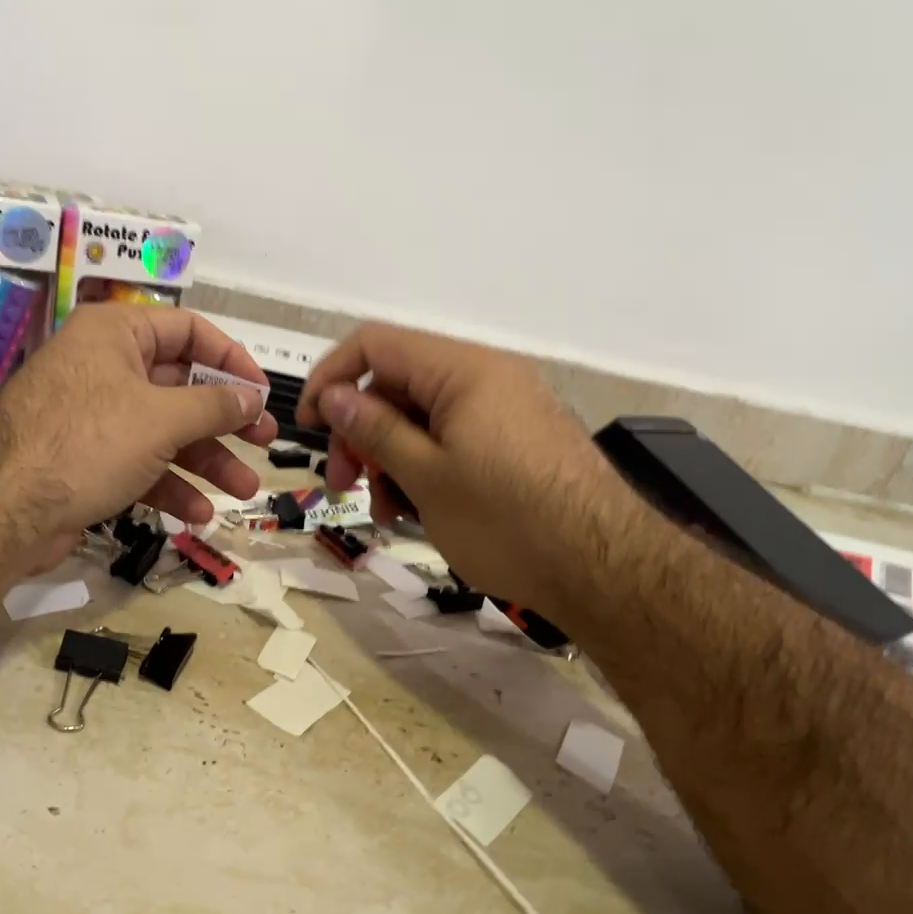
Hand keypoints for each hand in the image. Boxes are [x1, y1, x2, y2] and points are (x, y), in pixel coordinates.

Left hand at [0, 304, 276, 562]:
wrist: (3, 507)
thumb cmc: (87, 442)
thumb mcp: (161, 419)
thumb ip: (214, 406)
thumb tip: (252, 398)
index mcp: (116, 334)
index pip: (188, 331)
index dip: (231, 361)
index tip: (262, 394)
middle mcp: (104, 367)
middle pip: (180, 387)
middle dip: (225, 421)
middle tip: (264, 444)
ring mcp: (93, 417)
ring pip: (164, 432)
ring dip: (205, 461)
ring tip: (243, 490)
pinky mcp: (86, 460)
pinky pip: (139, 464)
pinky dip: (169, 486)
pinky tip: (197, 514)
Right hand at [295, 323, 628, 611]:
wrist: (604, 568)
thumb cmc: (506, 520)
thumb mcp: (426, 476)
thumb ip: (374, 429)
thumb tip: (334, 395)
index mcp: (463, 370)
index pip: (376, 344)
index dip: (331, 377)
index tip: (308, 425)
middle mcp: (486, 377)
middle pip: (397, 384)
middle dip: (359, 431)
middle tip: (341, 483)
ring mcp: (506, 409)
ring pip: (423, 417)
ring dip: (390, 457)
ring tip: (383, 509)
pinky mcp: (518, 441)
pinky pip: (454, 438)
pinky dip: (425, 466)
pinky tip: (415, 509)